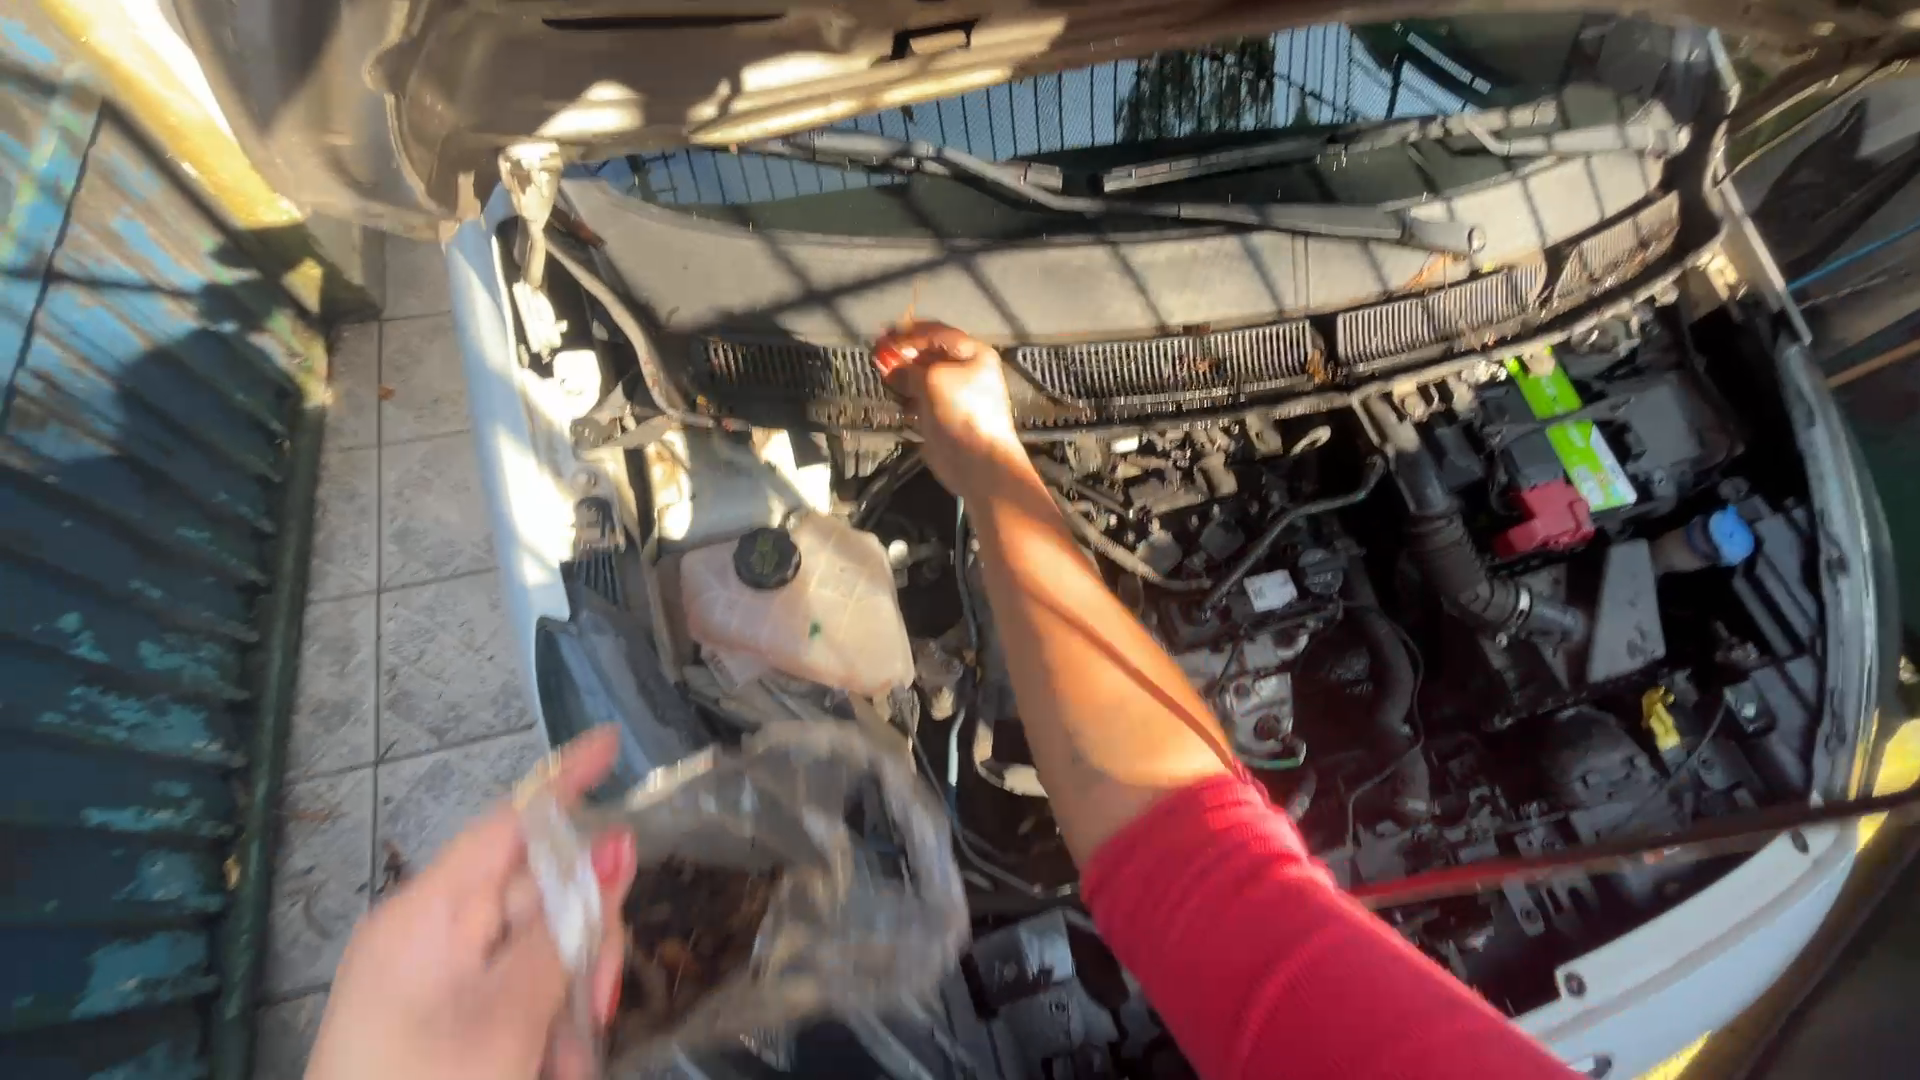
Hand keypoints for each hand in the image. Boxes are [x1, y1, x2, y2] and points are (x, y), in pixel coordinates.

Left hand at [305, 728, 636, 1079]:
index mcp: (426, 915)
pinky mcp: (446, 1011)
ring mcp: (437, 974)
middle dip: (584, 934)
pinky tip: (554, 1059)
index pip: (509, 822)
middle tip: (600, 998)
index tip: (616, 741)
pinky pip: (522, 981)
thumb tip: (620, 842)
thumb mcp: (509, 1016)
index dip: (565, 779)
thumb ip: (568, 926)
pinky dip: (549, 1014)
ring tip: (569, 1056)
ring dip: (573, 987)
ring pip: (542, 940)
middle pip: (540, 890)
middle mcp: (431, 931)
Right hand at [874, 321, 1035, 500]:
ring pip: (921, 376)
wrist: (978, 461)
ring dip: (901, 375)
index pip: (936, 333)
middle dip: (902, 353)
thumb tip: (884, 359)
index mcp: (972, 353)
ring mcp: (952, 394)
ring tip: (882, 375)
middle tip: (877, 355)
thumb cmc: (962, 412)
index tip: (882, 337)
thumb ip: (908, 366)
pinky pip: (919, 399)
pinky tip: (894, 397)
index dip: (908, 334)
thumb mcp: (934, 379)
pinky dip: (906, 396)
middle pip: (928, 354)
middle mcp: (965, 370)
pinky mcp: (941, 416)